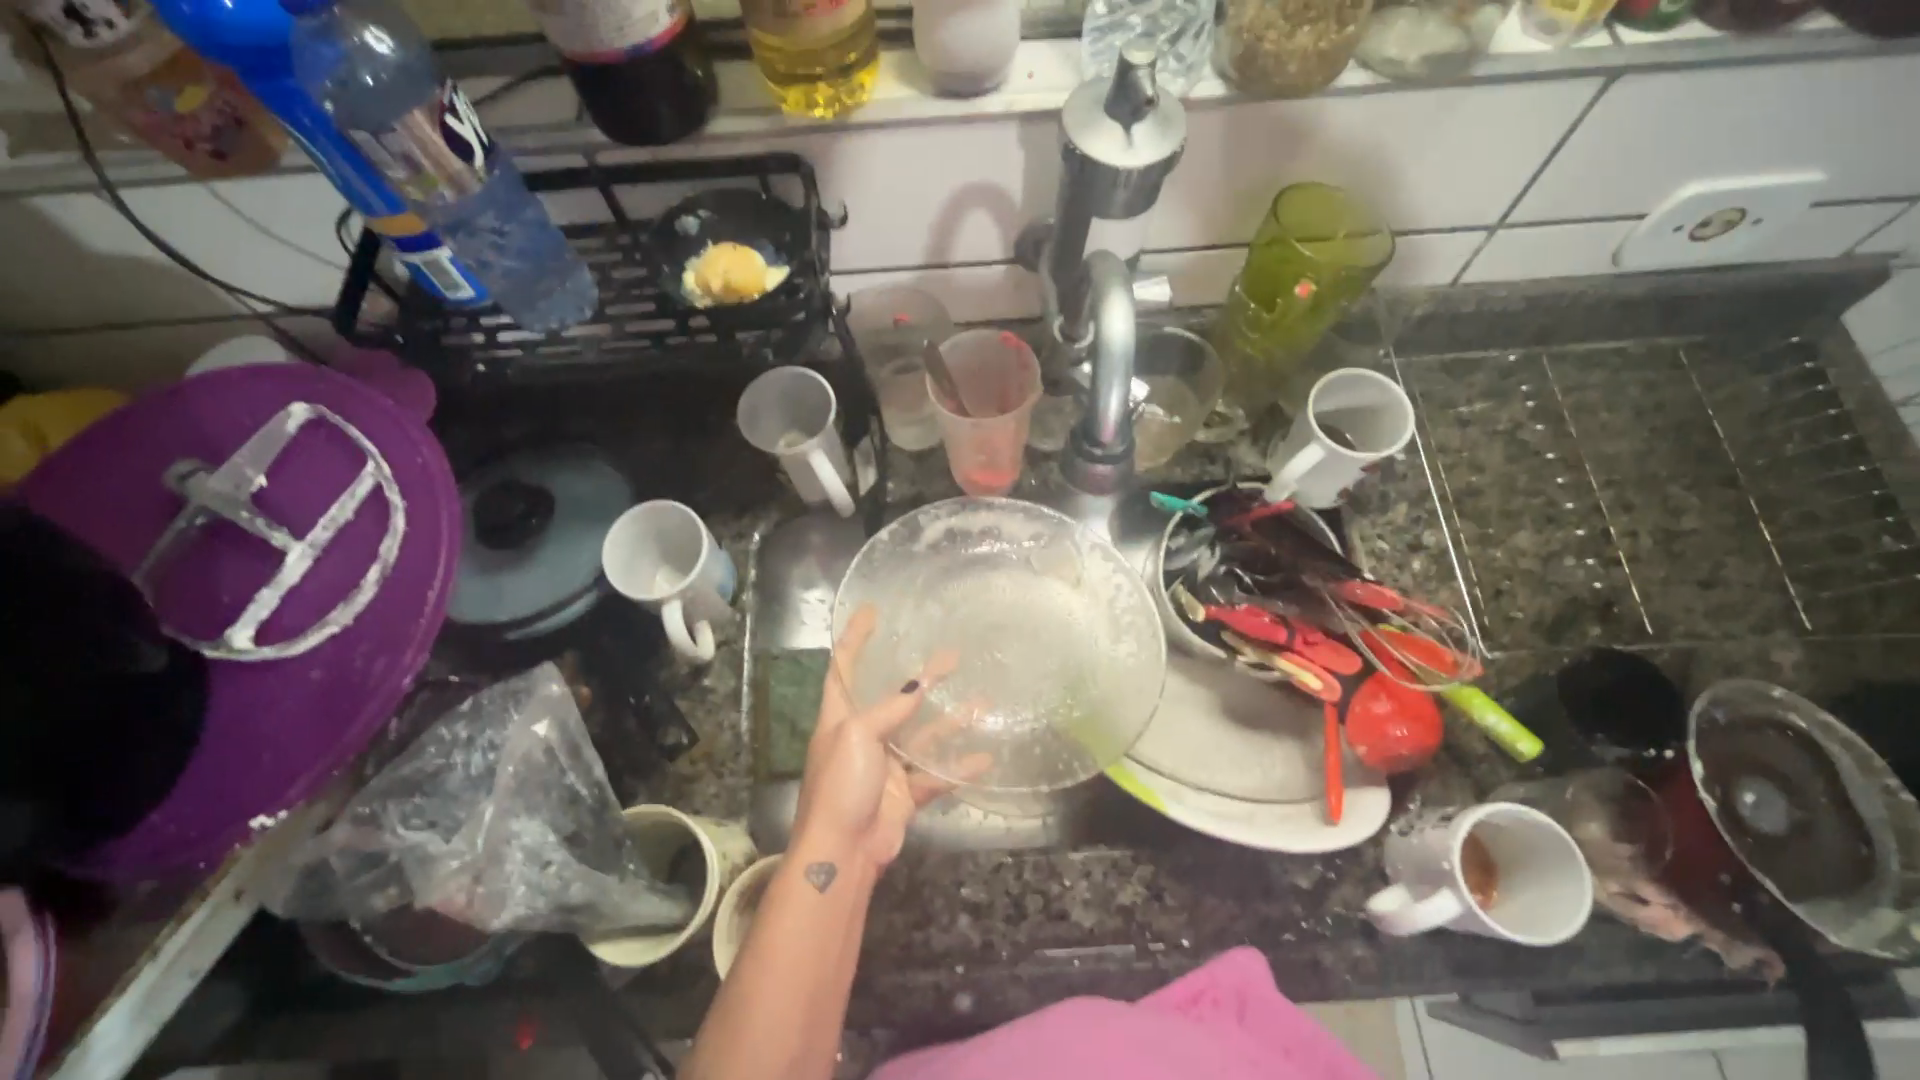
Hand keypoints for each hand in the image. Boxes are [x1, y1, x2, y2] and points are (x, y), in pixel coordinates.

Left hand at [791, 605, 966, 871]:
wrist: (842, 853)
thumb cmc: (840, 787)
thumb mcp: (857, 738)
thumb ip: (889, 711)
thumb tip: (918, 685)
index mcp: (839, 719)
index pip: (844, 668)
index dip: (855, 638)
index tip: (870, 610)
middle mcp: (862, 737)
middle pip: (894, 699)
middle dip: (921, 677)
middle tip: (952, 654)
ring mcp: (886, 766)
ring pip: (922, 735)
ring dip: (949, 720)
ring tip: (983, 701)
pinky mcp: (905, 793)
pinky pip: (936, 774)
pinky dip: (958, 767)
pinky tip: (985, 757)